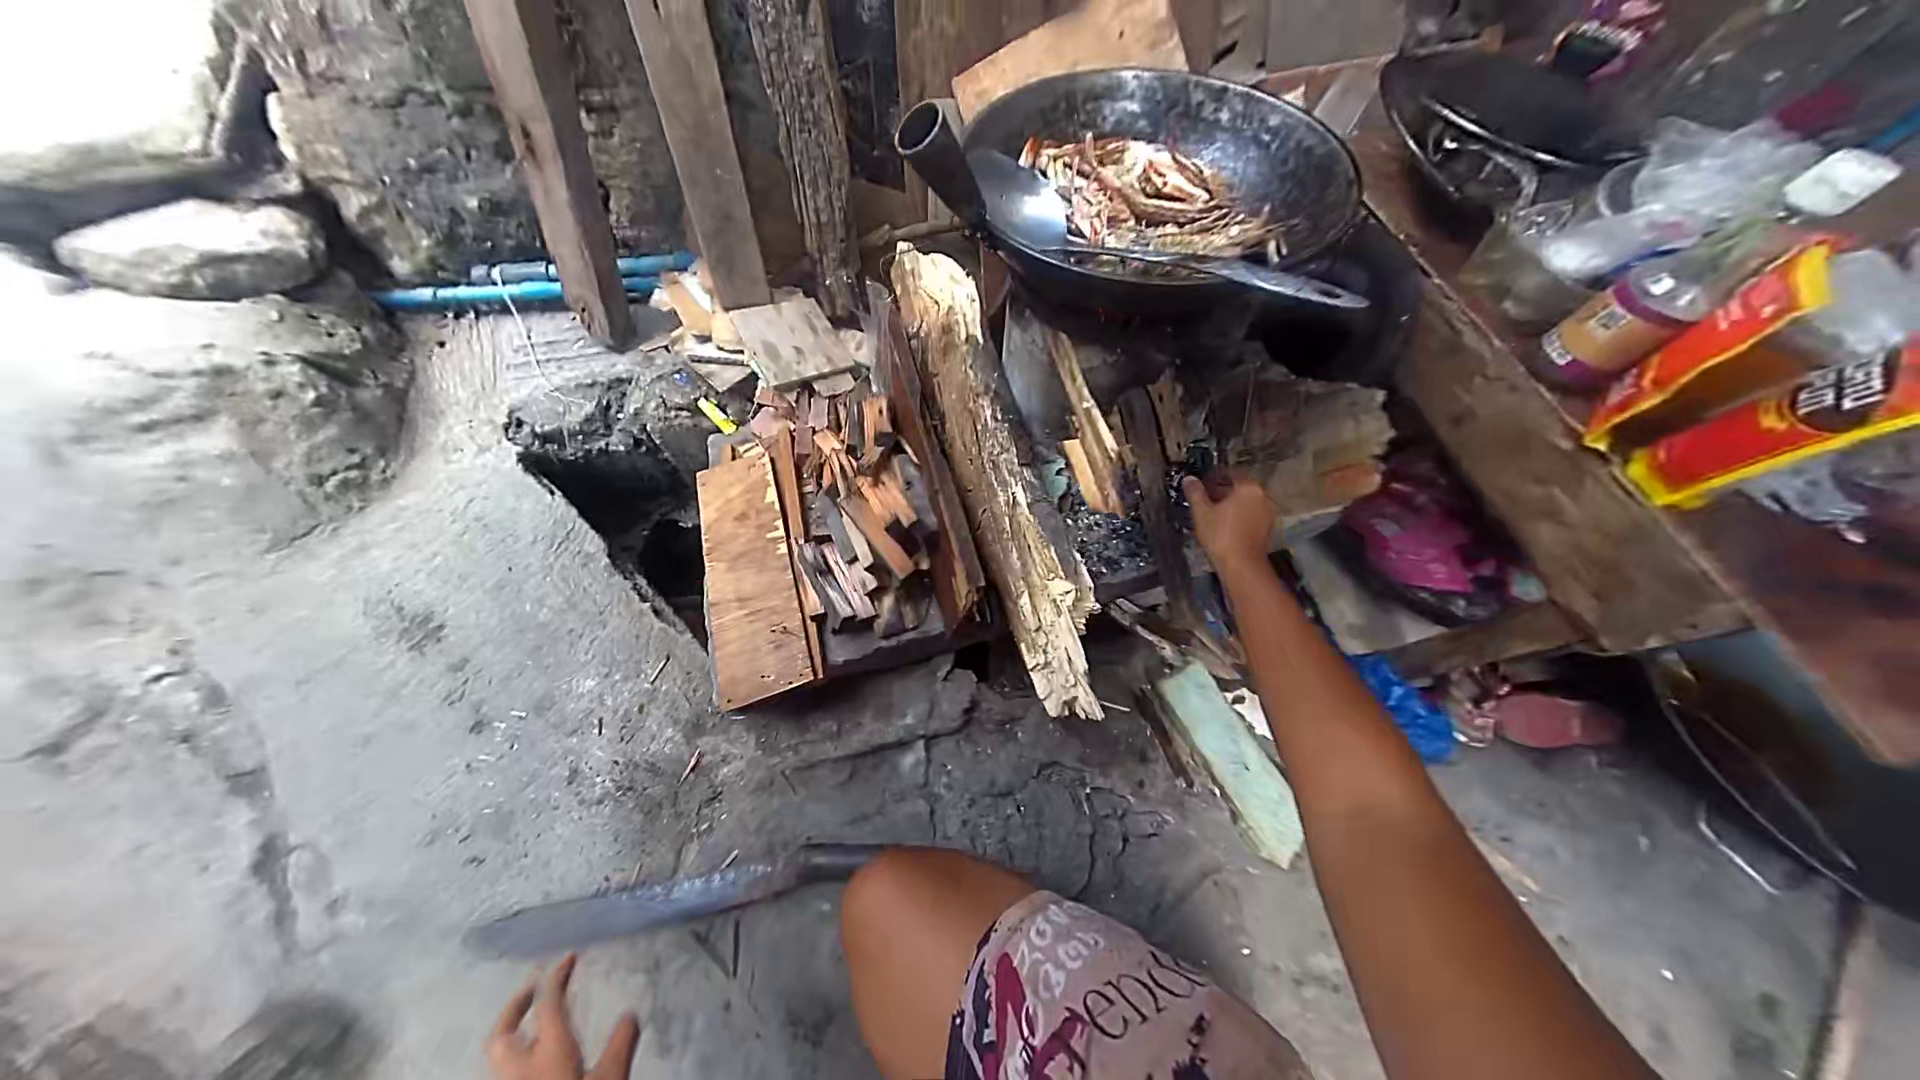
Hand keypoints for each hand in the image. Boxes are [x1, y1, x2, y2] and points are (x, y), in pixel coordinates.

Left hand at [487, 953, 639, 1079]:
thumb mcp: (611, 1079)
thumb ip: (621, 1045)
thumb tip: (629, 1015)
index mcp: (548, 1052)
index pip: (547, 1004)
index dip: (556, 977)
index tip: (568, 957)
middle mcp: (520, 1070)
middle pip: (501, 1033)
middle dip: (514, 1007)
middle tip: (532, 987)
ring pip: (498, 1057)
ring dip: (511, 1033)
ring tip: (530, 1022)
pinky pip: (507, 1073)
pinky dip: (516, 1057)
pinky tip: (534, 1061)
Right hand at [1182, 473, 1278, 573]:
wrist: (1241, 565)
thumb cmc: (1220, 535)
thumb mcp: (1201, 512)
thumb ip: (1195, 493)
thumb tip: (1190, 479)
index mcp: (1249, 488)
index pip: (1231, 473)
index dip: (1214, 477)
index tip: (1202, 484)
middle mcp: (1263, 497)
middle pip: (1240, 488)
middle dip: (1223, 491)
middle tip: (1205, 498)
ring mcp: (1268, 513)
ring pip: (1246, 502)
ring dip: (1231, 504)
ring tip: (1213, 513)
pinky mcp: (1267, 528)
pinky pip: (1251, 515)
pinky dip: (1239, 516)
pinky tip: (1225, 525)